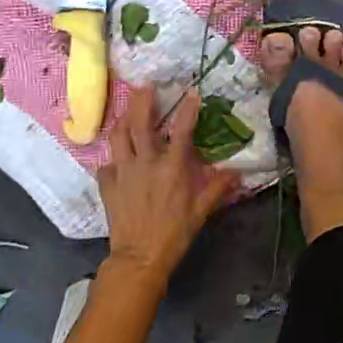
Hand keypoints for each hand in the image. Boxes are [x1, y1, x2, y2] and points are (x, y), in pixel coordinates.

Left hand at [96, 85, 238, 281]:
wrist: (139, 257)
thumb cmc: (175, 233)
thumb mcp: (202, 210)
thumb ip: (217, 187)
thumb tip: (237, 172)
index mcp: (172, 168)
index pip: (181, 130)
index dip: (187, 109)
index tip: (192, 92)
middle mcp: (146, 163)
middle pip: (140, 124)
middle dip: (143, 101)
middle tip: (146, 85)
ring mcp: (123, 173)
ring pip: (119, 137)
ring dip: (123, 120)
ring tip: (128, 110)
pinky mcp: (108, 186)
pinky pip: (106, 165)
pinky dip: (112, 157)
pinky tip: (116, 158)